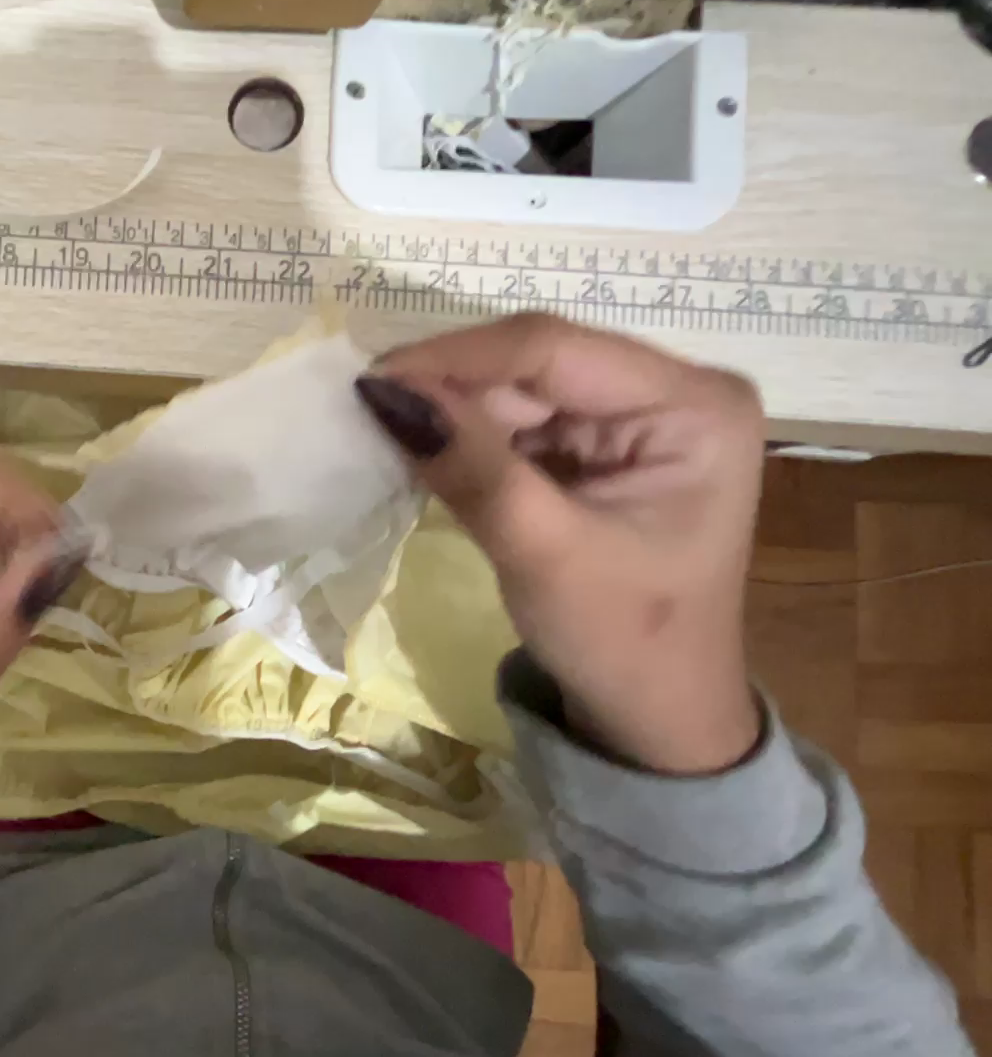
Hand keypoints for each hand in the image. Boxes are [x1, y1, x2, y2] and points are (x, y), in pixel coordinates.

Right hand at [356, 314, 764, 774]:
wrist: (649, 706)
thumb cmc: (621, 636)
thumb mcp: (542, 550)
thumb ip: (470, 465)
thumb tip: (386, 394)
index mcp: (691, 405)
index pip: (552, 350)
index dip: (454, 358)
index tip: (370, 383)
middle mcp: (663, 394)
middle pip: (529, 365)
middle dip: (446, 387)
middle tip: (366, 413)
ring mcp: (622, 421)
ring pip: (508, 392)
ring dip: (444, 412)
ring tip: (382, 432)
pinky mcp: (585, 450)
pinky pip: (505, 424)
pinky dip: (456, 436)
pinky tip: (417, 449)